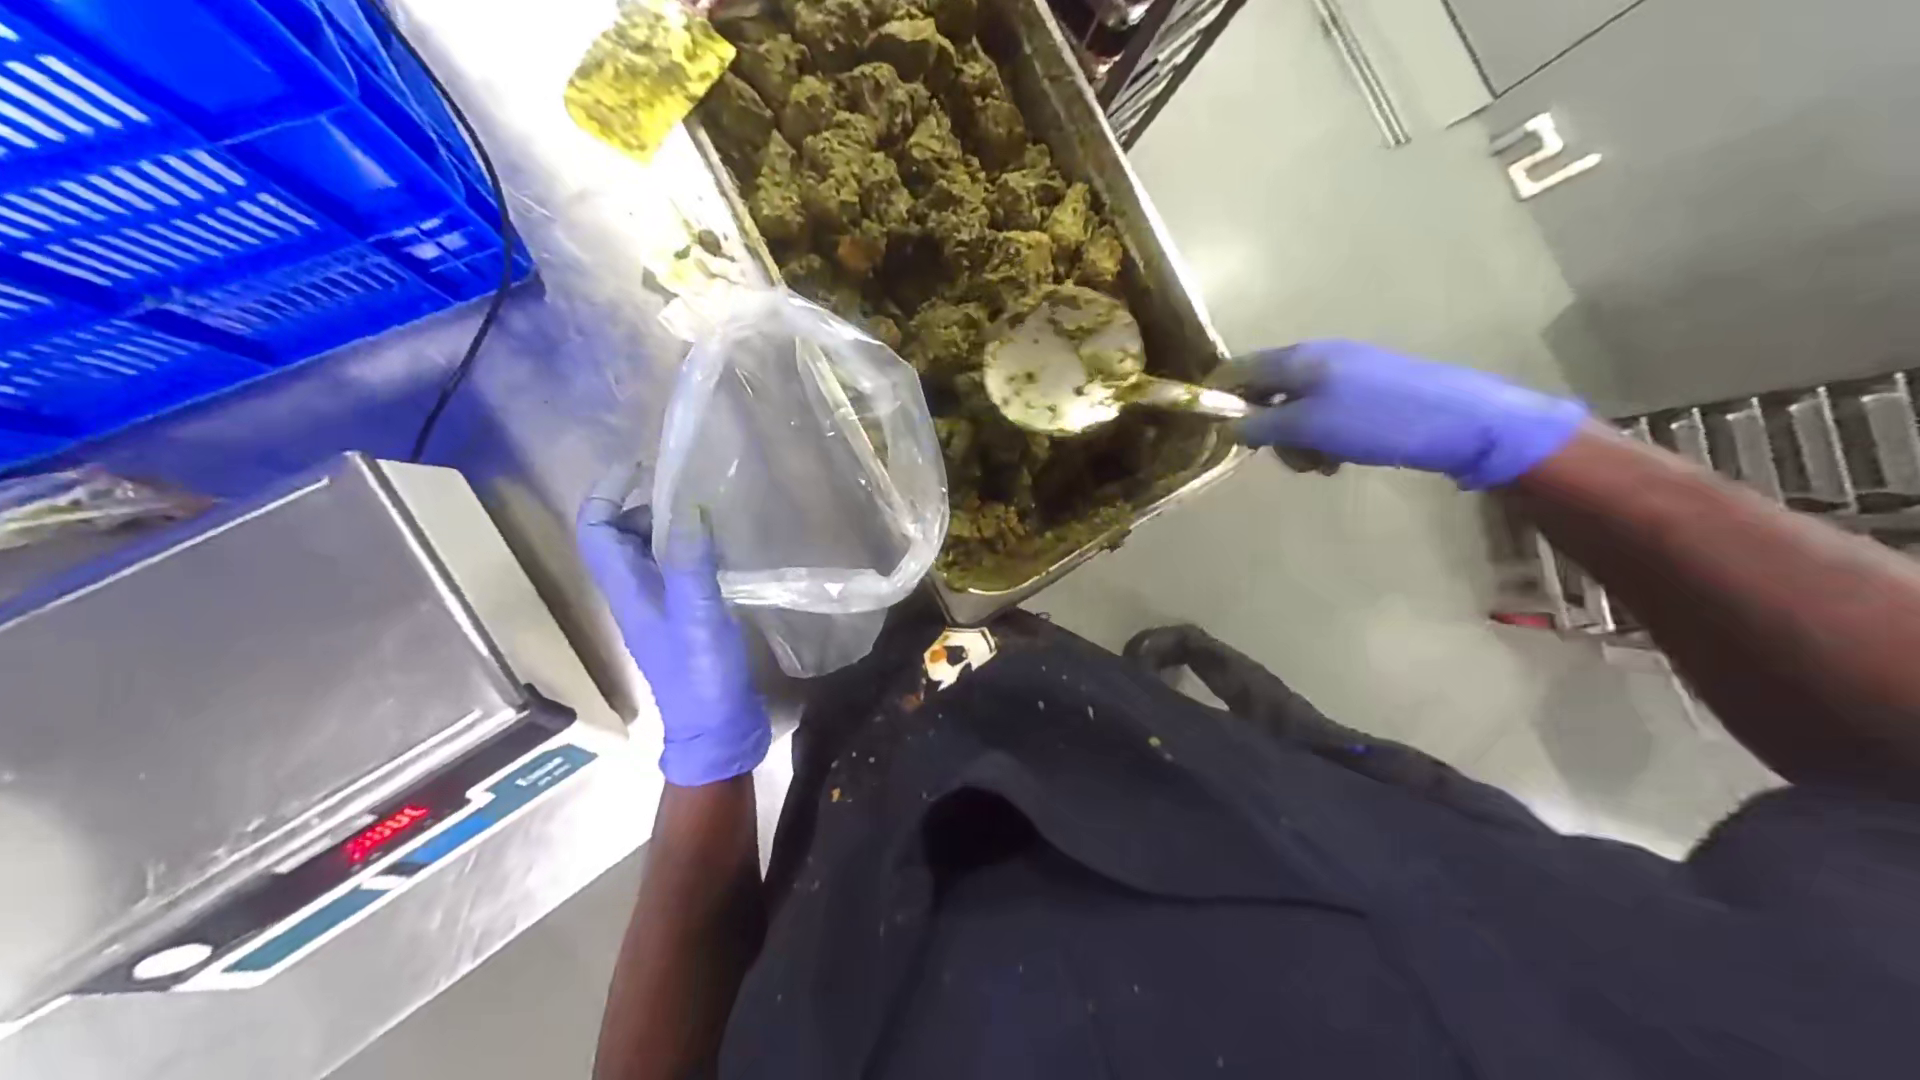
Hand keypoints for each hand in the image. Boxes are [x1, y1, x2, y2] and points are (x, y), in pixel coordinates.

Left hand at [577, 467, 769, 785]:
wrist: (717, 725)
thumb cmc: (701, 672)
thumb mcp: (697, 613)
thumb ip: (690, 561)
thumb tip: (687, 506)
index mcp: (627, 590)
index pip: (596, 531)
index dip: (607, 493)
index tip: (638, 466)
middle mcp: (636, 594)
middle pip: (620, 536)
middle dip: (643, 503)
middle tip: (684, 483)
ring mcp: (660, 607)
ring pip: (649, 553)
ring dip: (668, 525)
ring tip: (705, 507)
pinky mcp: (684, 617)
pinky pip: (676, 570)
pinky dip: (689, 549)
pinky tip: (719, 546)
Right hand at [1223, 341, 1587, 489]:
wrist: (1464, 422)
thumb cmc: (1376, 421)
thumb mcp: (1309, 427)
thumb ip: (1261, 426)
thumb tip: (1228, 426)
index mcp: (1299, 358)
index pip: (1238, 368)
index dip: (1220, 397)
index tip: (1217, 432)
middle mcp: (1317, 358)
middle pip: (1266, 393)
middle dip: (1268, 429)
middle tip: (1288, 458)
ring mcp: (1344, 373)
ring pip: (1296, 410)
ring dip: (1297, 441)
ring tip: (1321, 464)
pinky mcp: (1366, 391)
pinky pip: (1324, 414)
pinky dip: (1322, 438)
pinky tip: (1339, 458)